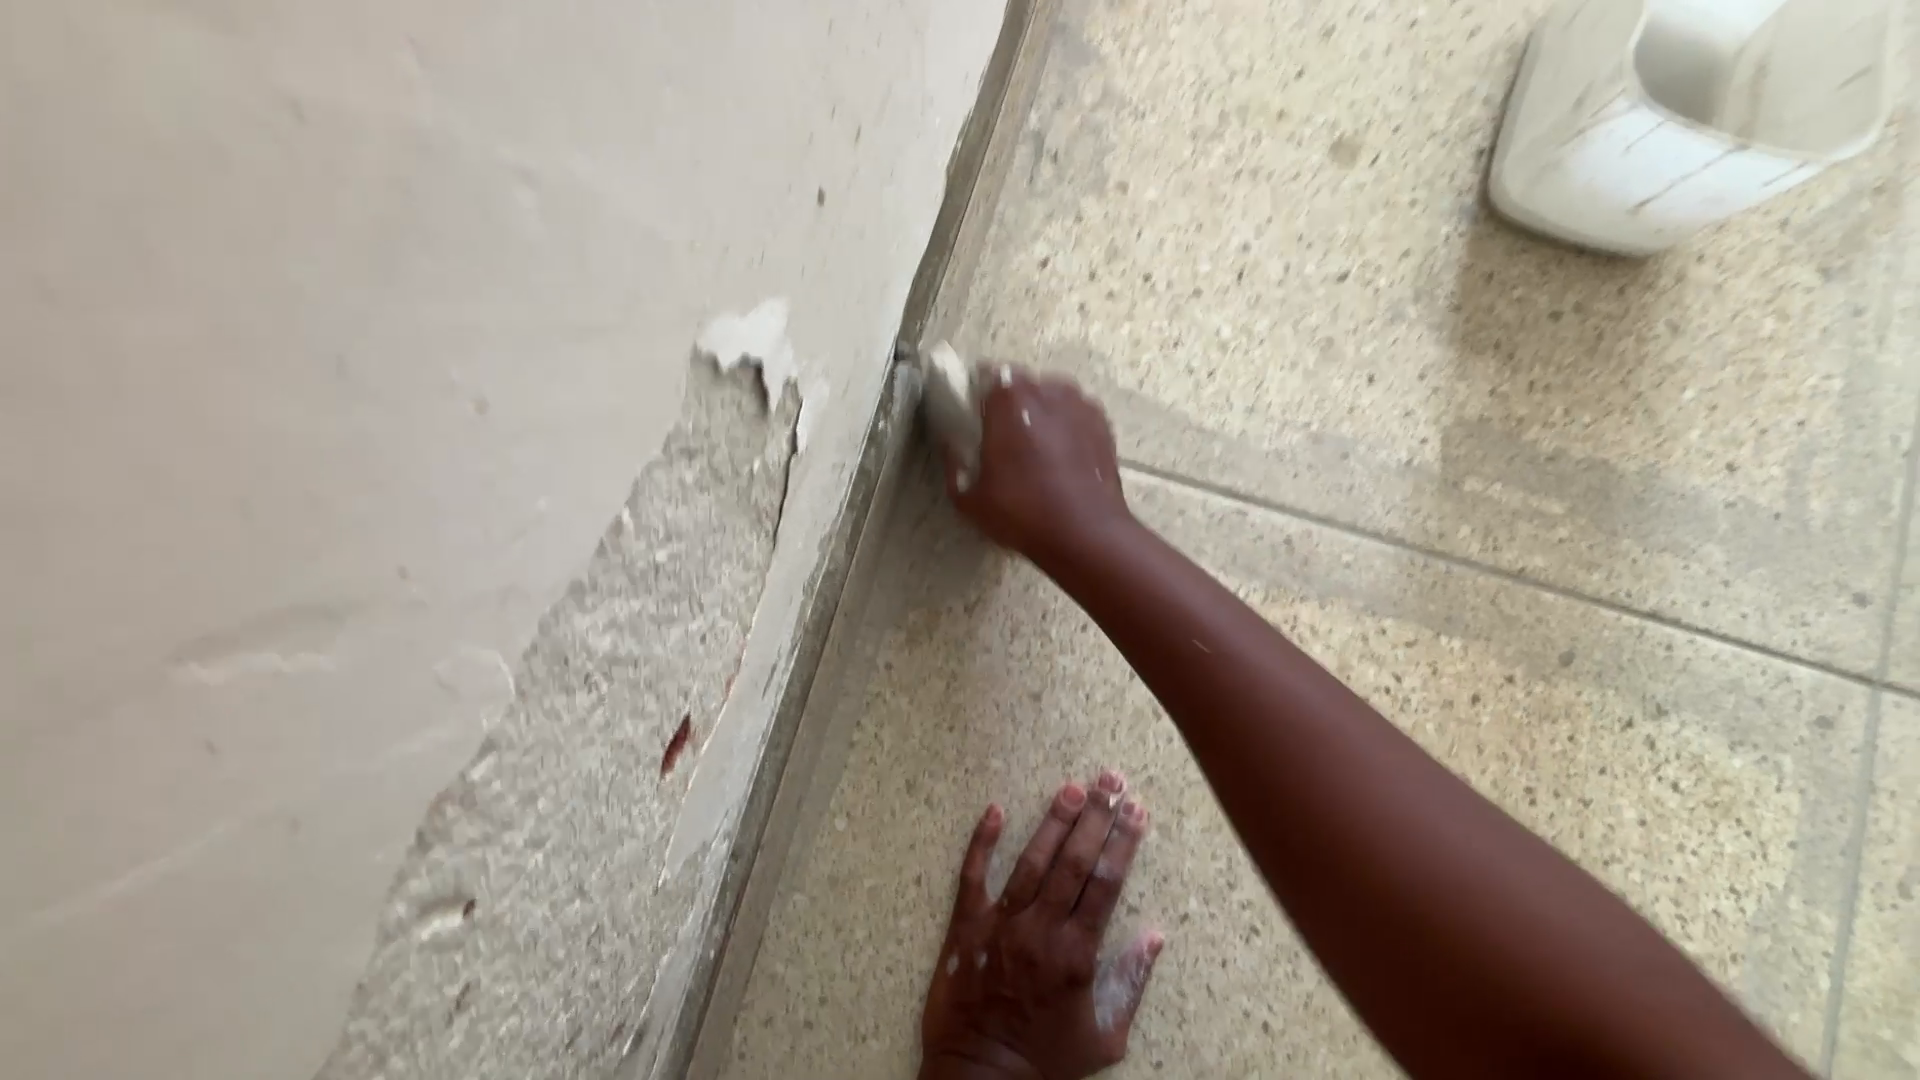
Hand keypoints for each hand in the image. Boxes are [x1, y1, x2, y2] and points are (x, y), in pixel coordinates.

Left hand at [919, 772, 1163, 1079]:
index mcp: (1077, 954)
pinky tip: (994, 809)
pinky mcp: (965, 925)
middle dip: (1095, 817)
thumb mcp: (1105, 1036)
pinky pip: (972, 875)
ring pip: (1031, 861)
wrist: (980, 1076)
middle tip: (1110, 780)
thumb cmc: (1047, 1060)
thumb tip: (1156, 934)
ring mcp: (1000, 924)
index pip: (1106, 884)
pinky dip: (982, 841)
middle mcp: (1040, 930)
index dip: (1123, 843)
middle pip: (1073, 862)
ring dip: (1053, 821)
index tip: (1137, 809)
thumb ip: (1131, 982)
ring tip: (1071, 787)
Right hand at [945, 366, 1131, 565]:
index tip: (972, 414)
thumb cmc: (1021, 513)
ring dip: (1039, 411)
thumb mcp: (968, 498)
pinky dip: (1064, 425)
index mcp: (1009, 398)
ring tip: (1033, 446)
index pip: (986, 373)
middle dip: (1009, 403)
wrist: (1086, 533)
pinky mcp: (1102, 423)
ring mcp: (1080, 404)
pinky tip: (1060, 455)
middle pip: (1020, 383)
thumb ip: (953, 463)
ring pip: (1050, 396)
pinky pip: (1074, 414)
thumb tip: (951, 444)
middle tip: (1000, 434)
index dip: (976, 392)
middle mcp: (1047, 389)